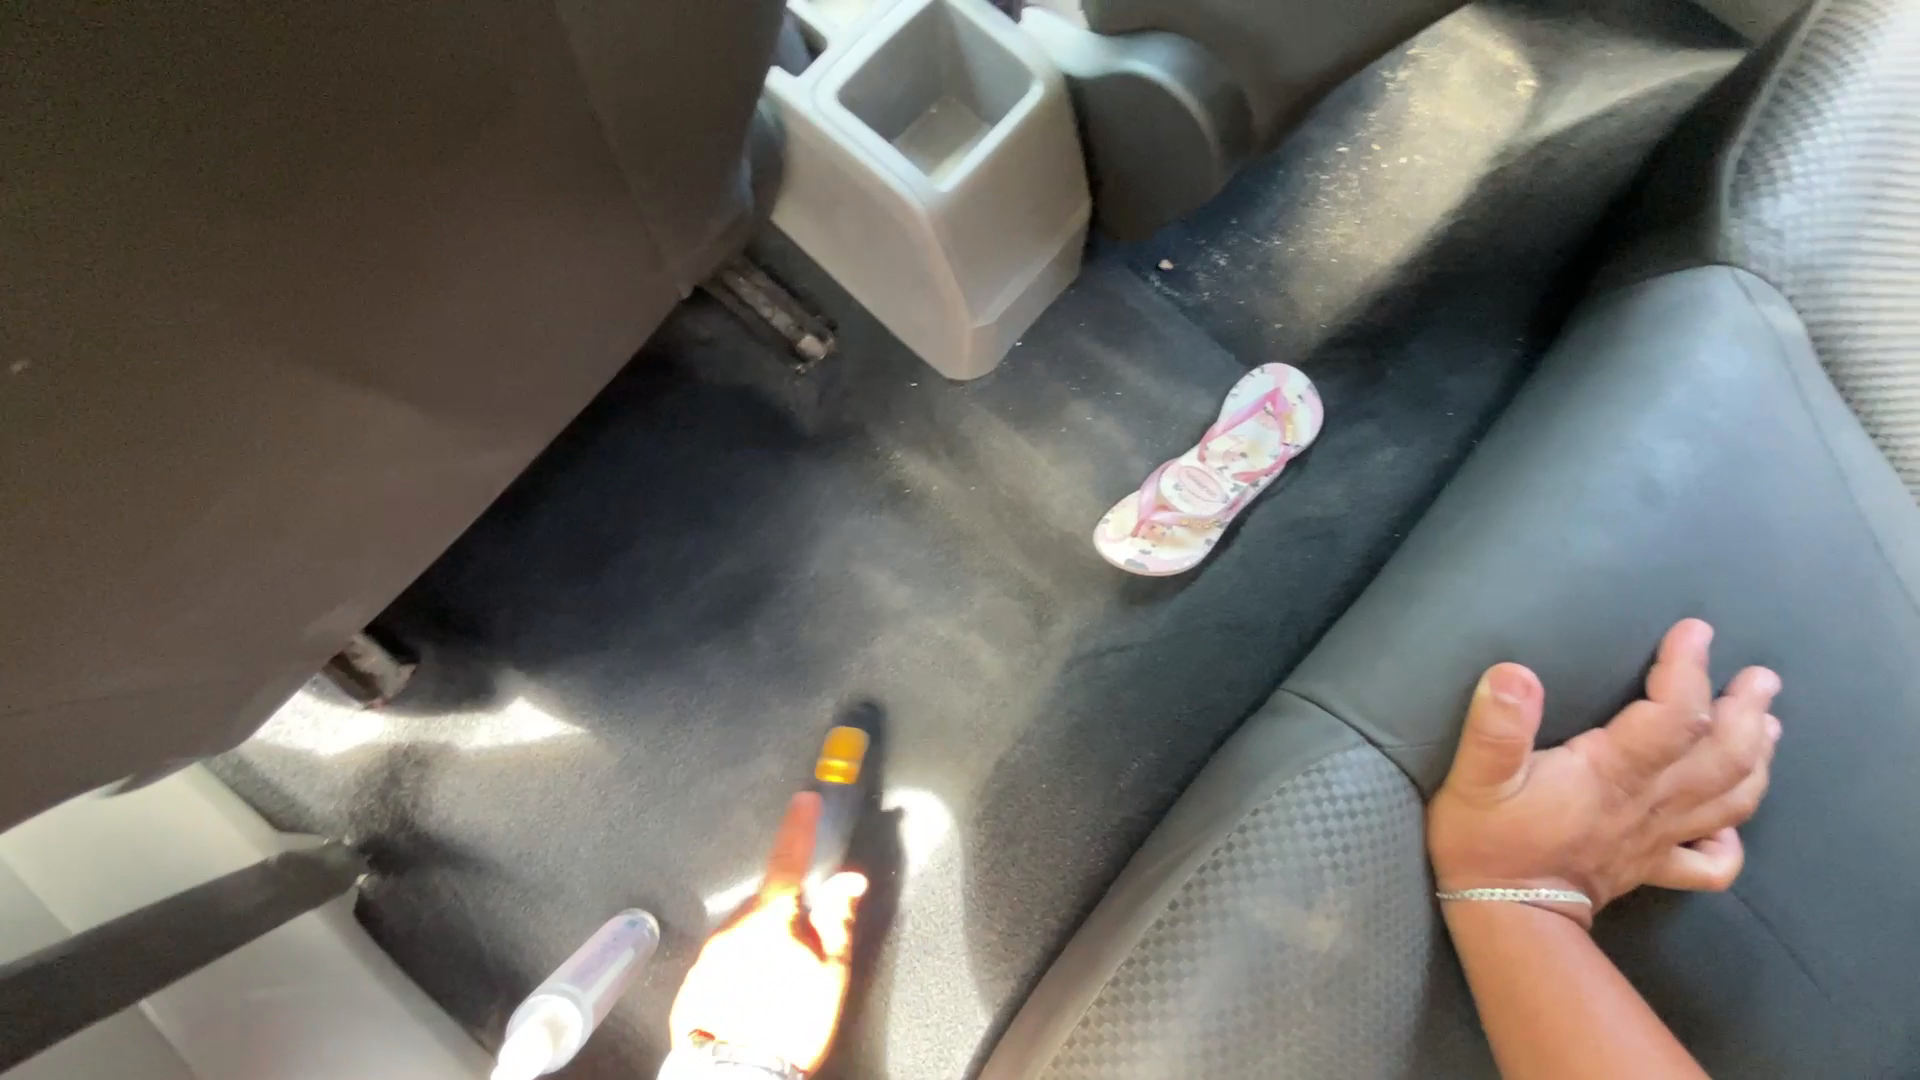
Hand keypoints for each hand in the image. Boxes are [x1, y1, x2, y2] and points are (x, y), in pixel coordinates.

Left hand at [669, 792, 867, 1072]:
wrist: (736, 1078)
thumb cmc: (792, 1023)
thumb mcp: (830, 974)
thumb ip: (838, 920)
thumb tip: (850, 880)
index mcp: (771, 918)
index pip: (788, 860)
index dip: (798, 827)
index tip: (804, 799)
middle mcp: (732, 927)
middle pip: (764, 903)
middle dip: (781, 913)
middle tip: (800, 949)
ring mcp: (706, 956)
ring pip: (740, 932)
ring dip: (757, 942)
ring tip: (773, 983)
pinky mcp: (690, 985)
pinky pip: (720, 960)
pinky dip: (736, 966)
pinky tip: (748, 995)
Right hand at [1427, 619, 1781, 927]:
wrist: (1504, 913)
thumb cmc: (1485, 838)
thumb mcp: (1474, 777)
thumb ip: (1496, 727)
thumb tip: (1513, 672)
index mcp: (1611, 774)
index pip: (1670, 715)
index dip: (1687, 670)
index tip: (1695, 631)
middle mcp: (1649, 803)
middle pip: (1720, 754)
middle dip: (1744, 710)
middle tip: (1761, 677)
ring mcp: (1656, 839)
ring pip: (1730, 798)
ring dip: (1757, 758)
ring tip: (1768, 725)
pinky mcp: (1650, 868)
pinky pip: (1712, 860)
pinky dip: (1732, 837)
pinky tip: (1730, 821)